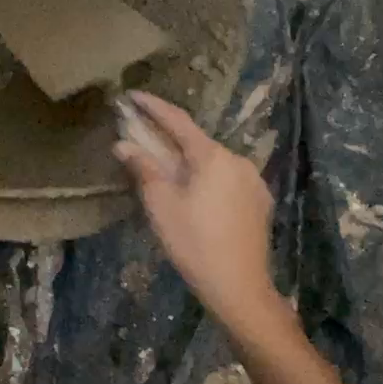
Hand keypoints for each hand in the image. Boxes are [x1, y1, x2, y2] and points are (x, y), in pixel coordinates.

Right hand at [114, 91, 278, 320]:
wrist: (240, 288)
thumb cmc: (194, 241)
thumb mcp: (160, 203)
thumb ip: (143, 168)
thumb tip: (124, 145)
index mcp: (212, 156)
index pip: (177, 121)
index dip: (153, 106)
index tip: (131, 96)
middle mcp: (237, 160)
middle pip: (195, 140)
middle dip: (167, 135)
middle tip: (141, 134)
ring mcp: (253, 181)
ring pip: (211, 159)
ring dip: (186, 157)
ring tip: (162, 164)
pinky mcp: (259, 201)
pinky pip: (224, 176)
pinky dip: (203, 174)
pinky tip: (190, 187)